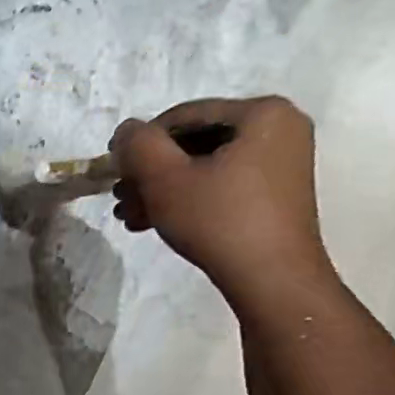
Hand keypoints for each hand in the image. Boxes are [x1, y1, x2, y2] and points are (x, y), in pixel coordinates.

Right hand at [111, 96, 332, 302]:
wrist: (272, 281)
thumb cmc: (219, 220)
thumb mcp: (165, 178)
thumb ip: (137, 144)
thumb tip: (126, 132)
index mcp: (263, 113)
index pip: (184, 115)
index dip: (141, 141)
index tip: (114, 169)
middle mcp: (278, 130)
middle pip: (195, 143)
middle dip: (150, 172)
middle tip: (120, 197)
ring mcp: (280, 165)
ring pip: (204, 168)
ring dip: (162, 190)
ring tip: (131, 216)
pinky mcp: (274, 197)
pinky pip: (221, 186)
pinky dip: (187, 200)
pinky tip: (155, 223)